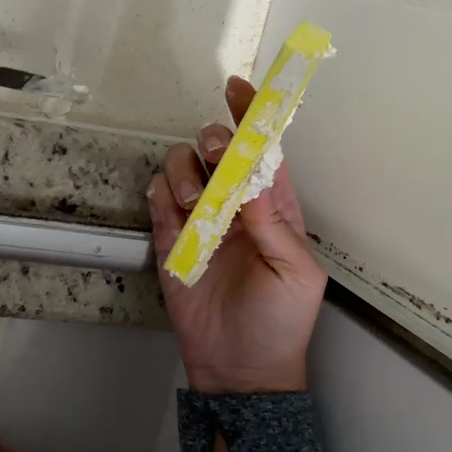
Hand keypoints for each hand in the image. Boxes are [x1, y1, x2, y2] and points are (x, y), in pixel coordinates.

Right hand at [149, 76, 326, 393]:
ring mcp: (196, 216)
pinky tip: (173, 218)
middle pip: (215, 147)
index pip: (261, 149)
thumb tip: (252, 177)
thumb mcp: (296, 273)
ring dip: (184, 174)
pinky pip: (155, 194)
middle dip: (212, 142)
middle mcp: (232, 201)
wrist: (236, 365)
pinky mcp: (166, 233)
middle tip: (214, 161)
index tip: (237, 86)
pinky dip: (160, 195)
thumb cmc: (279, 321)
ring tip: (192, 208)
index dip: (251, 115)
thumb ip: (273, 222)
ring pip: (180, 164)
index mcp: (272, 205)